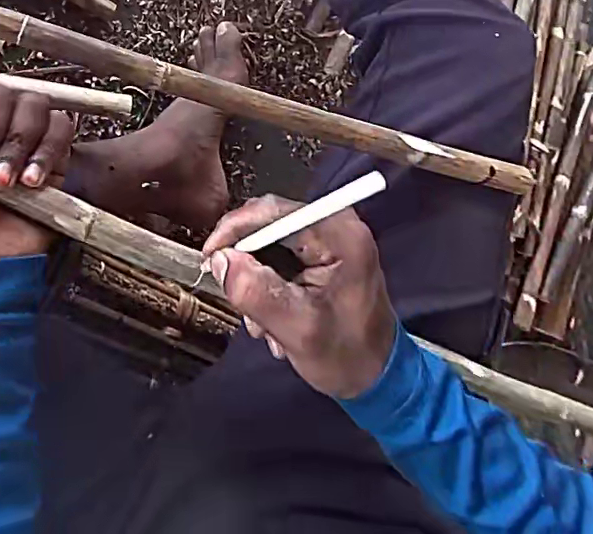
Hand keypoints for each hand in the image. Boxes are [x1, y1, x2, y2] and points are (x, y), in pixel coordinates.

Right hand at [202, 195, 398, 398]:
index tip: (211, 255)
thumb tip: (221, 260)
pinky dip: (264, 279)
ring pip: (266, 238)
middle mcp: (334, 224)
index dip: (234, 229)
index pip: (272, 211)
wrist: (381, 380)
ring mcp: (327, 236)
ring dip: (252, 274)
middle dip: (244, 258)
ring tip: (258, 316)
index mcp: (339, 234)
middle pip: (266, 221)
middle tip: (232, 290)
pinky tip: (268, 312)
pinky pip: (276, 251)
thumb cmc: (350, 357)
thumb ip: (258, 293)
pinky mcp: (320, 250)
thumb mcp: (300, 330)